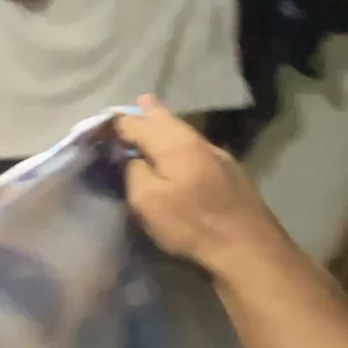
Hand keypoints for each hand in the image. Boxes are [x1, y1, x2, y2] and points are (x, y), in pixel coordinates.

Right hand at [115, 95, 294, 279]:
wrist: (247, 248)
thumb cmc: (189, 224)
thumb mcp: (146, 200)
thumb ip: (133, 172)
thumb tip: (130, 157)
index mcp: (175, 145)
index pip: (137, 124)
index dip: (117, 123)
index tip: (100, 125)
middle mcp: (199, 143)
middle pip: (168, 121)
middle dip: (150, 112)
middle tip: (140, 100)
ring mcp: (219, 157)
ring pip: (185, 132)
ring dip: (167, 123)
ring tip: (155, 113)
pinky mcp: (229, 173)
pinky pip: (196, 146)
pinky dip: (180, 139)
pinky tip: (178, 145)